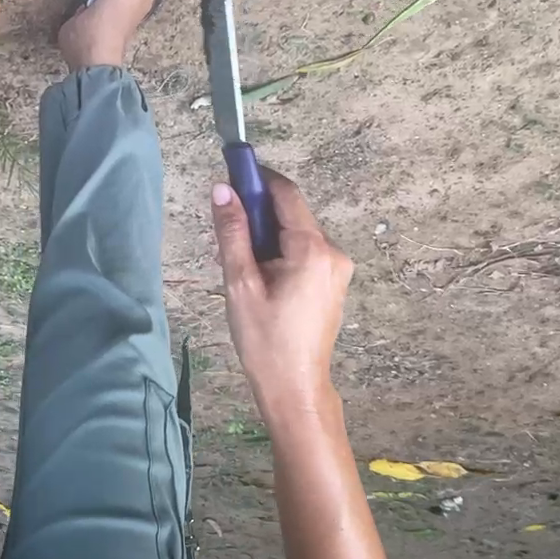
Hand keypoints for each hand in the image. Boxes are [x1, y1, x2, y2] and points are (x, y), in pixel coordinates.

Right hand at [211, 172, 353, 425]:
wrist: (294, 388)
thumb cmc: (264, 339)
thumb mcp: (239, 282)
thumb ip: (232, 231)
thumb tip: (222, 188)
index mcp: (312, 249)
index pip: (285, 193)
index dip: (256, 176)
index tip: (228, 170)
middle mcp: (333, 252)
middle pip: (289, 212)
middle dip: (256, 213)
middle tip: (225, 236)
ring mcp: (336, 268)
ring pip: (293, 231)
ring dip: (264, 235)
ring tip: (240, 267)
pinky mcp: (332, 281)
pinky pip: (301, 249)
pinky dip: (277, 251)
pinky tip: (258, 277)